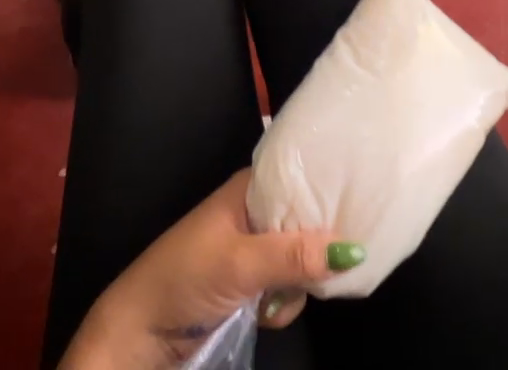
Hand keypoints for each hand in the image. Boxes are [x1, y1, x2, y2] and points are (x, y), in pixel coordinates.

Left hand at [60, 169, 366, 369]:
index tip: (366, 205)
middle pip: (309, 222)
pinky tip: (266, 314)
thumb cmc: (183, 277)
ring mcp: (255, 249)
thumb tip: (353, 250)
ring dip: (298, 285)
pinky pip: (289, 287)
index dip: (333, 190)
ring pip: (303, 260)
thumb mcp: (240, 263)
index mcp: (250, 189)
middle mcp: (256, 213)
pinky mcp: (253, 283)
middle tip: (321, 269)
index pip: (303, 177)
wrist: (141, 331)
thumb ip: (293, 256)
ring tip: (275, 299)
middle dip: (317, 250)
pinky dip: (284, 303)